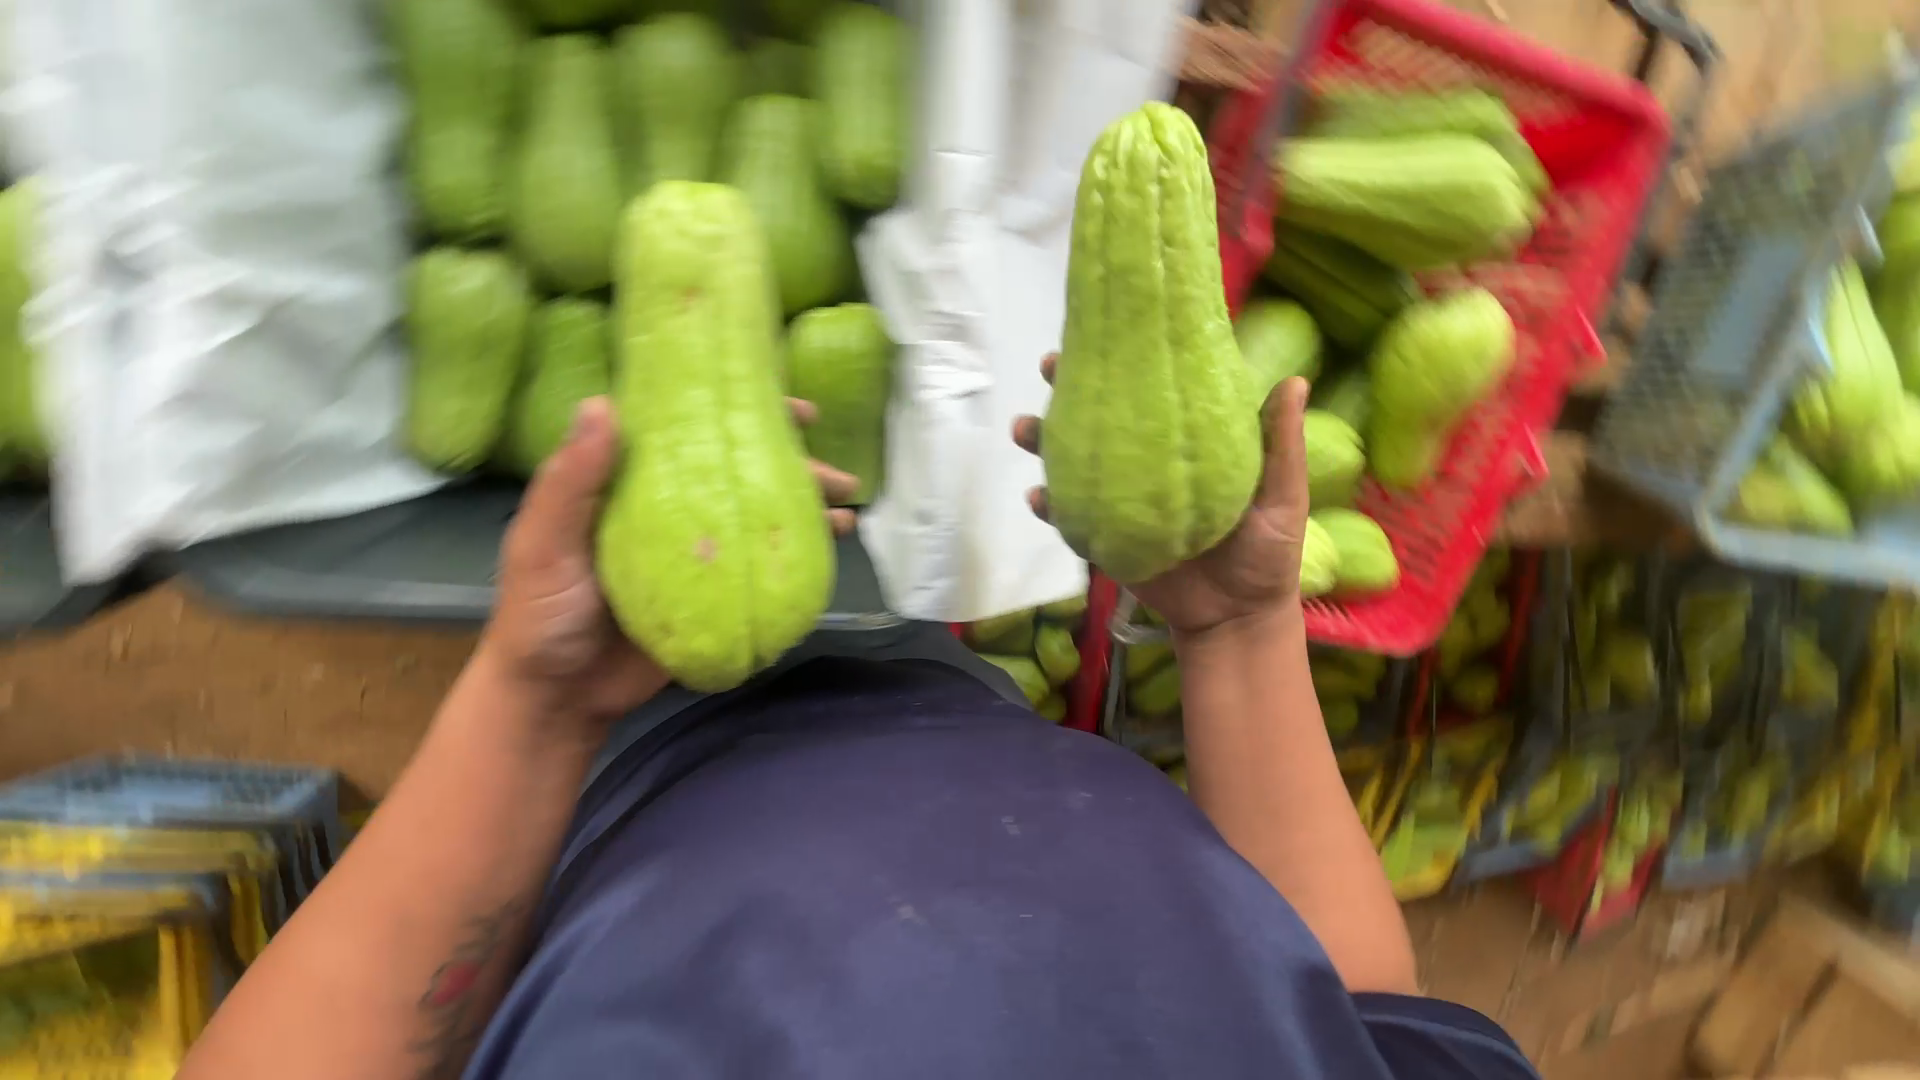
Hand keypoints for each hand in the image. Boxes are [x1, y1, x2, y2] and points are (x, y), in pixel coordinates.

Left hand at [479, 396, 859, 732]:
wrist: (558, 695)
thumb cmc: (540, 611)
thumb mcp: (543, 543)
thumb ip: (572, 481)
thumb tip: (604, 404)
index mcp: (634, 482)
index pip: (694, 431)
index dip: (741, 411)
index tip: (787, 405)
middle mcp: (676, 507)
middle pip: (744, 472)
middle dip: (796, 467)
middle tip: (840, 474)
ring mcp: (701, 552)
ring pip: (762, 515)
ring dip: (807, 509)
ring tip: (848, 512)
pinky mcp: (716, 593)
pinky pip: (764, 566)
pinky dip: (799, 554)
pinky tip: (830, 548)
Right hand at [1012, 354, 1310, 637]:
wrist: (1236, 618)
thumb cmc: (1266, 554)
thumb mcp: (1282, 499)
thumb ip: (1280, 446)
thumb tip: (1295, 381)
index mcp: (1186, 447)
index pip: (1152, 395)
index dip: (1127, 364)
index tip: (1105, 332)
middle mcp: (1147, 466)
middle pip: (1102, 421)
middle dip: (1069, 392)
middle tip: (1049, 368)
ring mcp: (1122, 501)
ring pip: (1074, 463)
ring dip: (1044, 443)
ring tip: (1024, 430)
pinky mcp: (1106, 537)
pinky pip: (1070, 518)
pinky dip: (1050, 508)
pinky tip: (1037, 498)